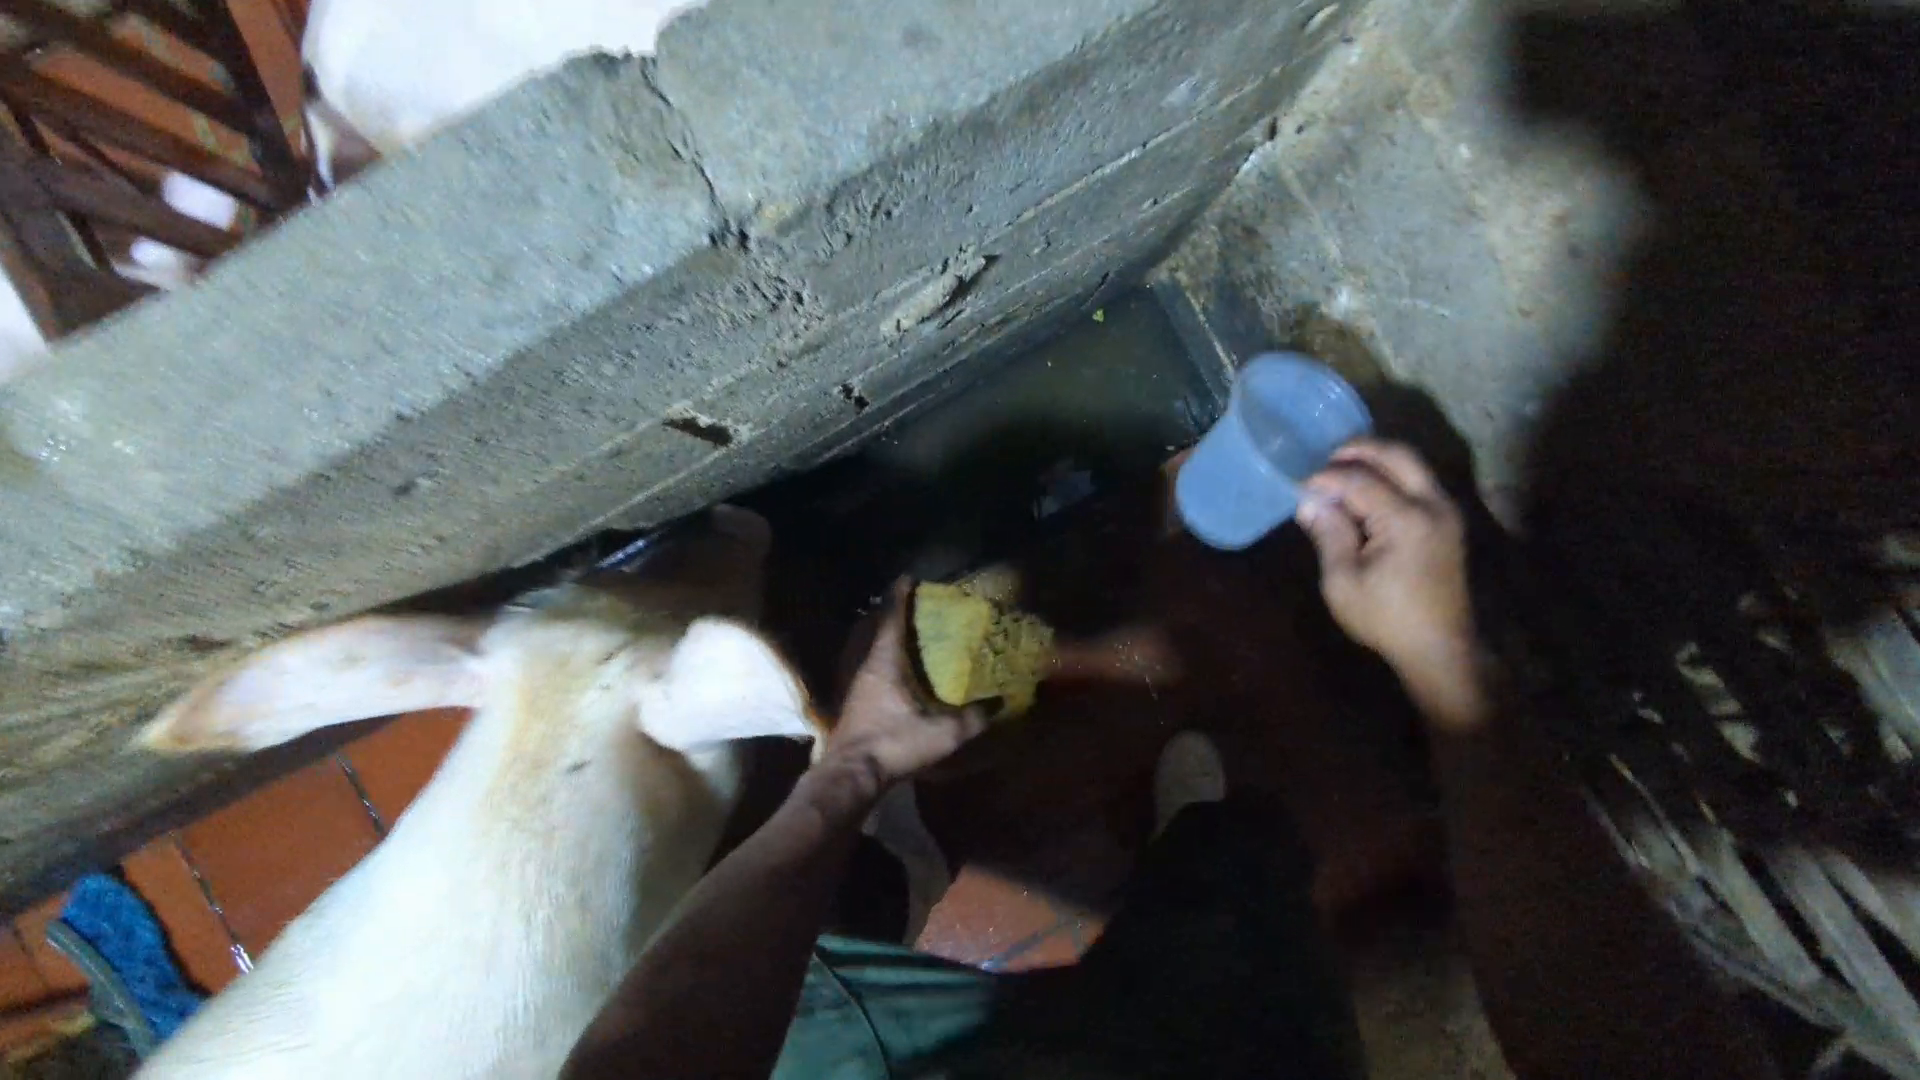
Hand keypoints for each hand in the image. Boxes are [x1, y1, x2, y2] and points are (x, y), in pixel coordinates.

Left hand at [820, 579, 987, 797]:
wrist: (850, 774)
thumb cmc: (892, 745)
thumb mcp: (941, 734)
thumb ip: (972, 719)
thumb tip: (999, 705)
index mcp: (884, 662)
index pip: (891, 618)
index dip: (899, 595)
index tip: (908, 577)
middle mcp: (863, 665)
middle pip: (871, 627)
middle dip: (887, 612)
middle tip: (905, 604)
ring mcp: (851, 683)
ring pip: (862, 646)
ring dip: (876, 634)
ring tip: (896, 632)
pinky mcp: (848, 701)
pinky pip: (860, 665)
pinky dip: (872, 656)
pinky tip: (886, 669)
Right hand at [1297, 439, 1484, 728]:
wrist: (1438, 648)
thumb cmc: (1385, 618)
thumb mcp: (1343, 581)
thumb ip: (1329, 534)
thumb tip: (1309, 503)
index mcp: (1406, 520)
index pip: (1361, 481)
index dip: (1327, 478)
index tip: (1300, 485)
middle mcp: (1433, 506)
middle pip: (1398, 456)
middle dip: (1360, 450)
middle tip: (1326, 457)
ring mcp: (1445, 513)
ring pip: (1413, 466)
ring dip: (1377, 461)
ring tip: (1342, 471)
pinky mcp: (1447, 523)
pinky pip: (1418, 483)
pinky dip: (1391, 477)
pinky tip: (1364, 493)